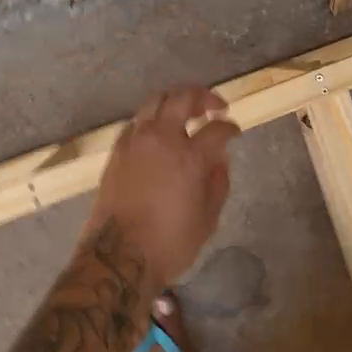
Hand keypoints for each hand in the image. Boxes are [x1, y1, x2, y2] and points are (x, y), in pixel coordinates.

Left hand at [87, 86, 239, 285]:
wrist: (119, 255)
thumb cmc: (170, 242)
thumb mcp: (208, 219)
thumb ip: (218, 183)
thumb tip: (218, 160)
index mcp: (190, 156)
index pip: (216, 129)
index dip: (230, 127)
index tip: (234, 130)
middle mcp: (162, 139)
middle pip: (182, 97)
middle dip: (202, 96)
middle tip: (213, 106)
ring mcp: (136, 141)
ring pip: (155, 102)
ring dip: (173, 101)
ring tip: (184, 112)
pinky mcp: (117, 150)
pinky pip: (136, 122)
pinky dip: (151, 119)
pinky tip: (157, 133)